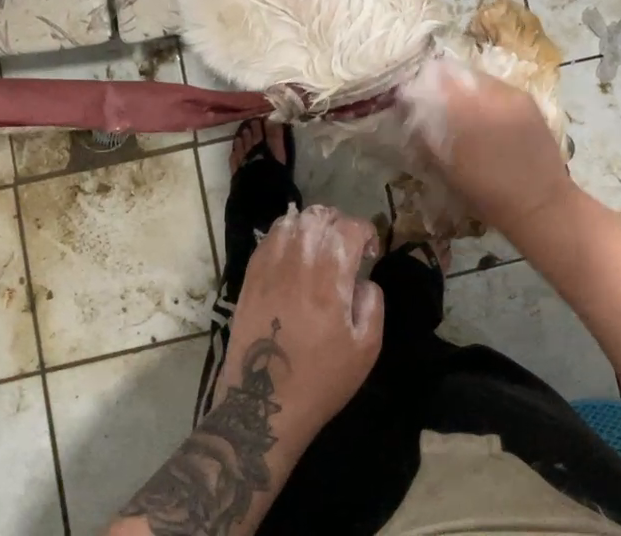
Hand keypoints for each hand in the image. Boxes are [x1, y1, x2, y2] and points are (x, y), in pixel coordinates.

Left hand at [220, 205, 382, 436]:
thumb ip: (373, 302)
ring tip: (319, 246)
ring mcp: (268, 267)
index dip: (366, 232)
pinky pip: (267, 239)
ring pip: (290, 221)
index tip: (370, 252)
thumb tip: (362, 280)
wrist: (263, 404)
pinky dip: (285, 236)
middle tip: (347, 246)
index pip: (349, 227)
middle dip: (339, 223)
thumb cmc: (322, 379)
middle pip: (318, 216)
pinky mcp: (248, 278)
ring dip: (311, 225)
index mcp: (329, 275)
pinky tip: (293, 256)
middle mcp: (297, 261)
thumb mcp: (366, 346)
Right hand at [402, 59, 580, 233]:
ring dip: (464, 87)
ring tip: (461, 107)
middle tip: (435, 101)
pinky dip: (486, 95)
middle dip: (441, 83)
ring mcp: (510, 94)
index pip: (432, 80)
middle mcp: (486, 94)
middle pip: (455, 72)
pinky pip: (498, 87)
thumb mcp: (447, 170)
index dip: (419, 85)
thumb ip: (426, 137)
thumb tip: (409, 115)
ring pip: (477, 77)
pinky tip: (486, 113)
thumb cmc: (487, 195)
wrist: (540, 204)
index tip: (413, 97)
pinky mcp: (527, 99)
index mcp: (462, 112)